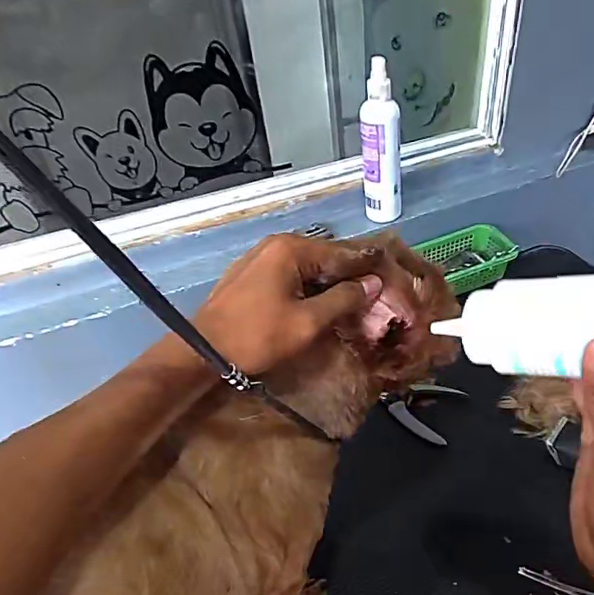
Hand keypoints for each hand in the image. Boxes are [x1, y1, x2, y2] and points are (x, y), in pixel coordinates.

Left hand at [190, 234, 383, 373]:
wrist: (204, 351)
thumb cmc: (258, 337)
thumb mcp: (308, 322)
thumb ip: (344, 299)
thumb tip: (372, 283)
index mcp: (292, 249)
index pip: (342, 254)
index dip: (367, 269)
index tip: (389, 282)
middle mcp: (277, 244)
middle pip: (325, 257)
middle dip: (349, 277)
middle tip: (372, 298)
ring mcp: (261, 256)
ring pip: (309, 266)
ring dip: (329, 284)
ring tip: (351, 304)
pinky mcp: (252, 273)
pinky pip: (291, 273)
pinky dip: (309, 286)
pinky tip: (320, 304)